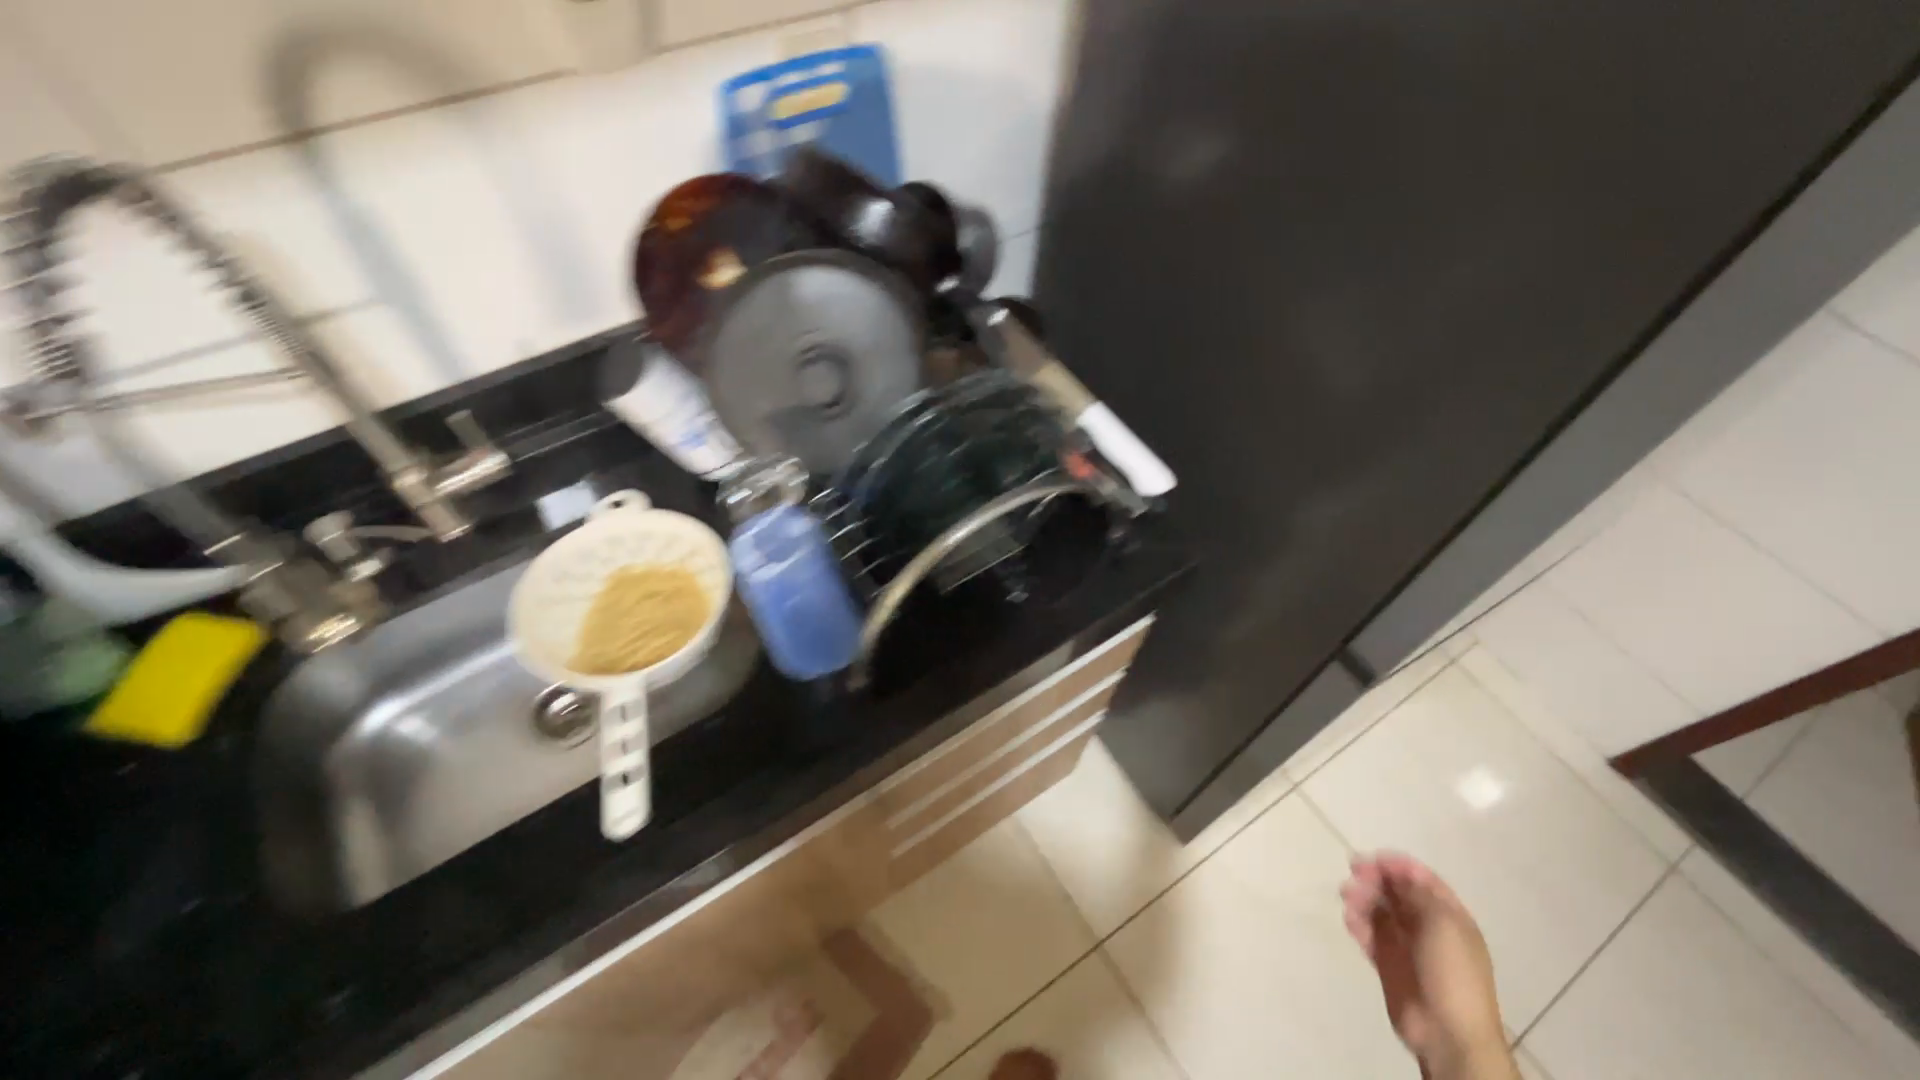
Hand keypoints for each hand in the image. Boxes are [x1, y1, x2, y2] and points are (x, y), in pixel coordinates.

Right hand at [1340, 853, 1515, 1079]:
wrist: (1449, 1032)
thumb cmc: (1453, 973)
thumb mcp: (1443, 925)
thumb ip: (1417, 895)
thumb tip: (1395, 875)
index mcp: (1450, 917)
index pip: (1423, 881)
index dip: (1400, 866)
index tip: (1374, 857)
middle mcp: (1428, 928)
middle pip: (1398, 894)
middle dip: (1376, 879)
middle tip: (1353, 870)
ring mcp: (1407, 947)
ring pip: (1380, 913)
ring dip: (1363, 900)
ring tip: (1346, 895)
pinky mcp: (1388, 965)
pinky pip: (1370, 937)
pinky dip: (1358, 925)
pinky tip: (1349, 919)